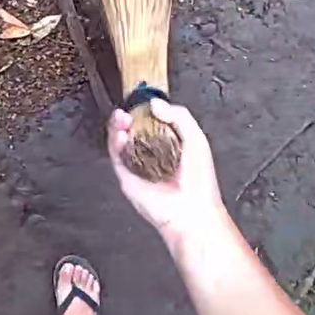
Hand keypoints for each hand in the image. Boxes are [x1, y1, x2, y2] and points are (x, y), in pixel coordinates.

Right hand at [107, 99, 226, 244]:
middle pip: (134, 130)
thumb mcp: (196, 139)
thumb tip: (156, 103)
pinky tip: (120, 133)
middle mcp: (153, 155)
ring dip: (118, 126)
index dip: (146, 110)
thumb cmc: (200, 184)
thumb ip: (179, 116)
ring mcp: (139, 166)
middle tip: (130, 111)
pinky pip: (116, 156)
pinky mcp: (127, 178)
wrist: (191, 212)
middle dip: (129, 117)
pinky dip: (114, 142)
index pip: (154, 122)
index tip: (144, 102)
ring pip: (121, 141)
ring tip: (122, 118)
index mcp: (171, 145)